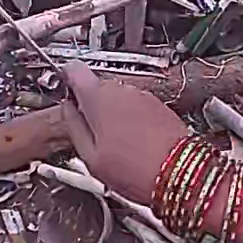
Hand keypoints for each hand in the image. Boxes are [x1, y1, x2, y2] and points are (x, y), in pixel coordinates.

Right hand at [60, 62, 188, 204]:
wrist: (179, 173)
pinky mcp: (159, 106)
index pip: (74, 69)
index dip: (65, 78)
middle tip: (92, 135)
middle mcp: (122, 89)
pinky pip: (136, 107)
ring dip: (113, 114)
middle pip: (97, 86)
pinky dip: (131, 120)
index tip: (64, 92)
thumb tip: (67, 110)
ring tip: (116, 145)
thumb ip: (73, 126)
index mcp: (99, 97)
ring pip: (118, 97)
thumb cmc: (136, 169)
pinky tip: (134, 144)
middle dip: (91, 105)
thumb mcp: (90, 156)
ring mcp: (143, 96)